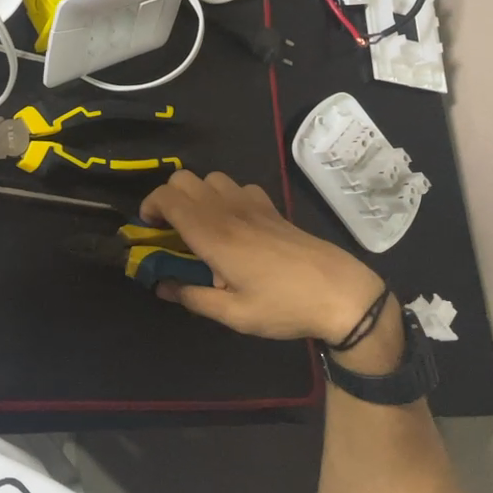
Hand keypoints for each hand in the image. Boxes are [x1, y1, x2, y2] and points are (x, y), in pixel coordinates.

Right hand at [139, 171, 387, 344]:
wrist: (342, 294)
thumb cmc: (284, 306)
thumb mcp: (234, 314)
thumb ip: (192, 298)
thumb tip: (162, 286)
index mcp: (212, 234)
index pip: (166, 197)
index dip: (149, 206)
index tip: (149, 229)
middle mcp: (227, 210)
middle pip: (182, 179)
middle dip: (168, 198)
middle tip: (171, 228)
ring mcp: (251, 204)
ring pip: (210, 178)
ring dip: (197, 194)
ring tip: (201, 224)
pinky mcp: (272, 207)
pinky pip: (238, 186)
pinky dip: (226, 196)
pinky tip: (235, 222)